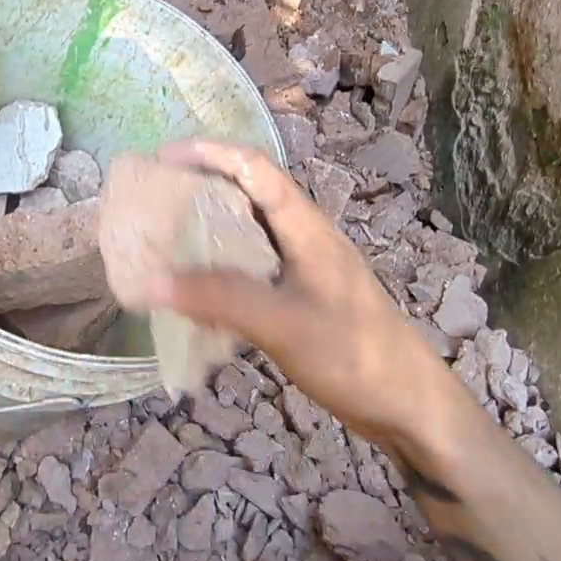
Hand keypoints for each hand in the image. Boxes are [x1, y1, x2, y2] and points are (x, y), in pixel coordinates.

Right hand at [134, 140, 456, 451]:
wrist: (411, 408)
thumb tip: (148, 281)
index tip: (162, 158)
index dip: (208, 152)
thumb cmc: (355, 355)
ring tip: (163, 239)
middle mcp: (303, 237)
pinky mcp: (301, 300)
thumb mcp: (284, 324)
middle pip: (248, 194)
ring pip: (248, 233)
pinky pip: (252, 269)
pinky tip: (195, 292)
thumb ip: (220, 299)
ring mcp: (304, 269)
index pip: (254, 167)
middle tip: (154, 199)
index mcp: (306, 226)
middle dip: (200, 187)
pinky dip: (220, 270)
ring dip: (208, 230)